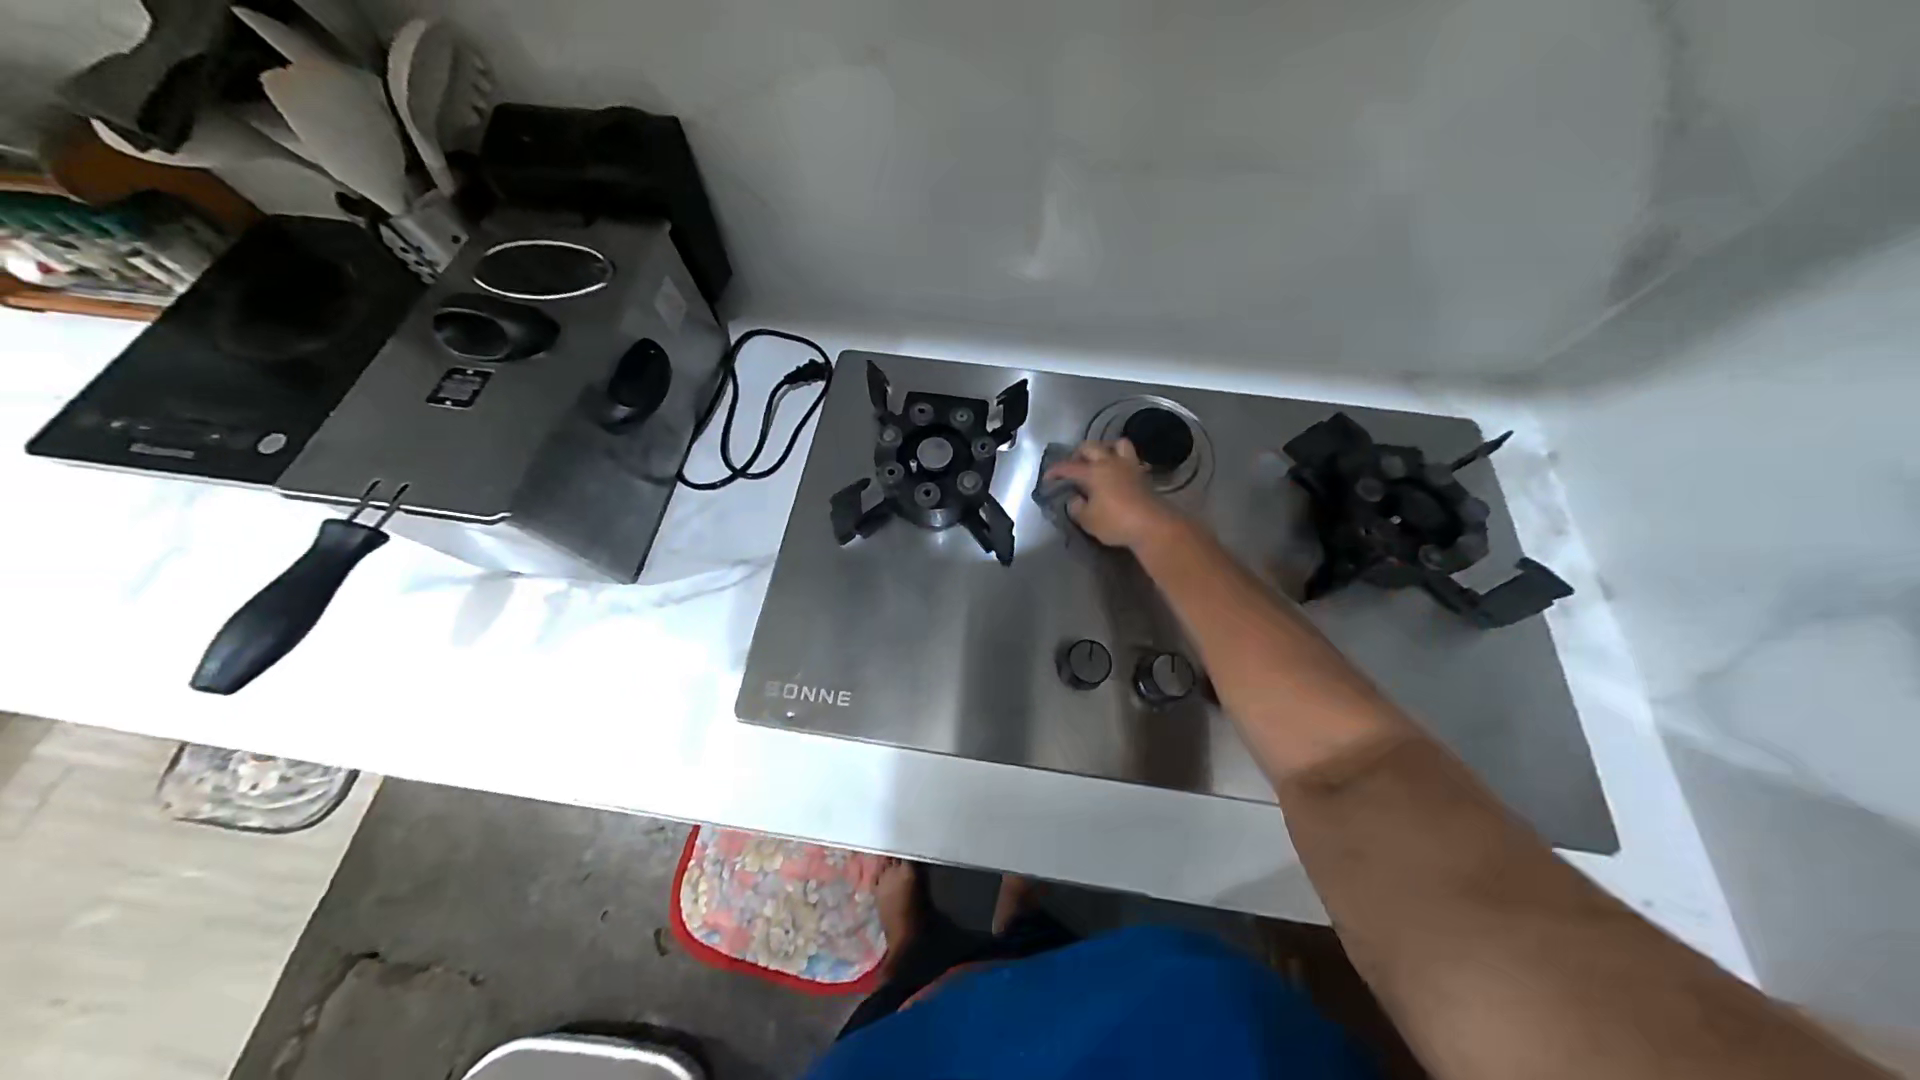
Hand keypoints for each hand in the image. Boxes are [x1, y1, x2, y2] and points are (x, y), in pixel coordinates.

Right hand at [1042, 439, 1181, 548]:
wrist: (1153, 525)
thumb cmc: (1116, 522)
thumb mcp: (1087, 520)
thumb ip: (1076, 507)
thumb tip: (1075, 499)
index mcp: (1093, 472)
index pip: (1068, 467)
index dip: (1055, 471)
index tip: (1047, 478)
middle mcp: (1110, 462)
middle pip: (1090, 447)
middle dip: (1078, 454)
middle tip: (1073, 466)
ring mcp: (1129, 466)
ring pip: (1116, 444)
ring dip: (1105, 448)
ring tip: (1099, 461)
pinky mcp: (1142, 475)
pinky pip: (1129, 458)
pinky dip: (1120, 460)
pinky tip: (1117, 472)